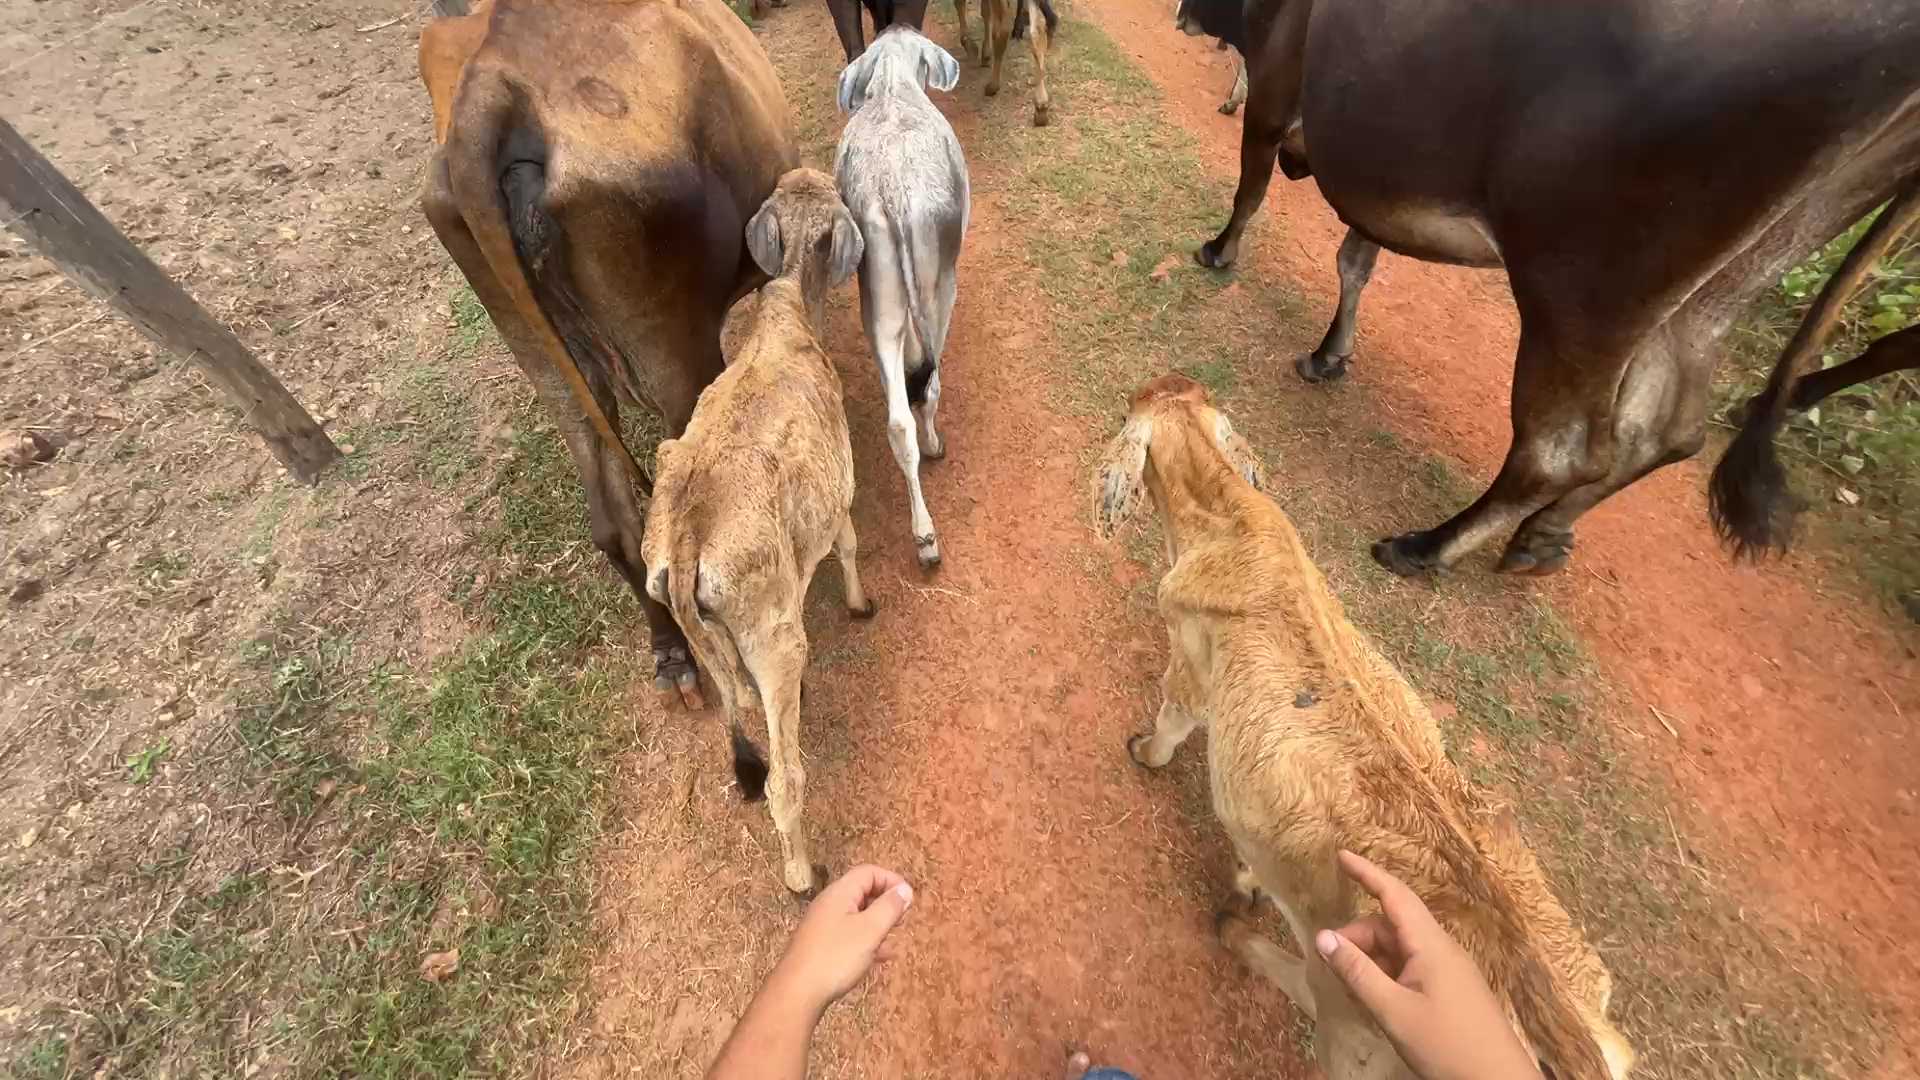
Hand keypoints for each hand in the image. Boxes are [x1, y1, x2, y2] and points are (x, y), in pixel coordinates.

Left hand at [767, 864, 913, 1014]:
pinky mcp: (819, 947)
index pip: (869, 872)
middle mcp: (829, 904)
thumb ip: (890, 907)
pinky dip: (865, 940)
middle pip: (862, 891)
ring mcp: (822, 926)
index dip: (891, 880)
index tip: (908, 898)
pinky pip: (848, 935)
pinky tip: (878, 958)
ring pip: (856, 916)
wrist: (795, 995)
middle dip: (885, 902)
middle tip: (902, 919)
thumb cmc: (836, 957)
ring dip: (877, 924)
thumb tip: (905, 889)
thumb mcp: (870, 930)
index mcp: (840, 892)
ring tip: (893, 940)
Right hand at [1315, 850, 1540, 1079]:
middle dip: (1358, 936)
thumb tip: (1322, 936)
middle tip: (1332, 959)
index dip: (1366, 872)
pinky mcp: (1454, 994)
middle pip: (1390, 926)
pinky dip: (1387, 974)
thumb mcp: (1394, 1010)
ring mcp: (1450, 973)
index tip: (1340, 855)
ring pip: (1400, 949)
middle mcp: (1442, 950)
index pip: (1394, 894)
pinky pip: (1412, 968)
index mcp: (1431, 945)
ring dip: (1371, 959)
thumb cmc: (1449, 1046)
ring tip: (1351, 986)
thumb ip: (1356, 972)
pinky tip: (1375, 998)